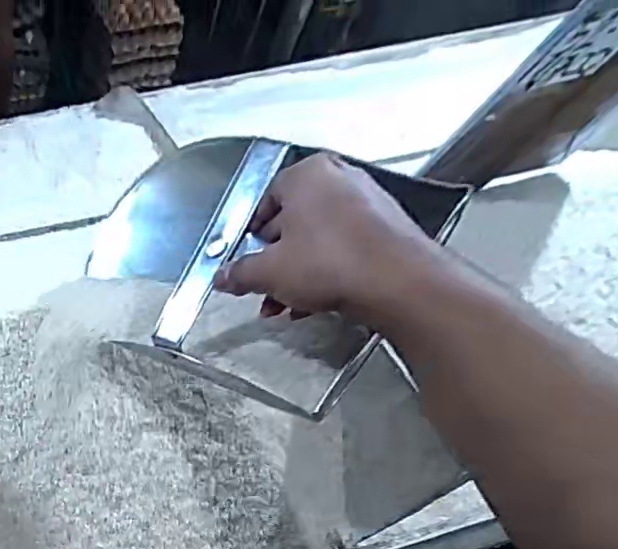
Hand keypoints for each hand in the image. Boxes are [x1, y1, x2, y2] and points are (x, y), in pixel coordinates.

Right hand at [214, 152, 452, 328]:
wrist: (395, 281)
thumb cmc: (326, 263)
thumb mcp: (266, 273)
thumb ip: (238, 273)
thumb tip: (222, 277)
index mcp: (308, 176)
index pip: (264, 199)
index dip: (248, 234)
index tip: (241, 258)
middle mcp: (338, 179)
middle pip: (289, 221)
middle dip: (270, 258)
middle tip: (257, 284)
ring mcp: (364, 201)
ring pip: (312, 239)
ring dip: (291, 272)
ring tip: (279, 303)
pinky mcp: (381, 226)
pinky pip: (337, 247)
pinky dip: (319, 272)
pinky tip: (308, 301)